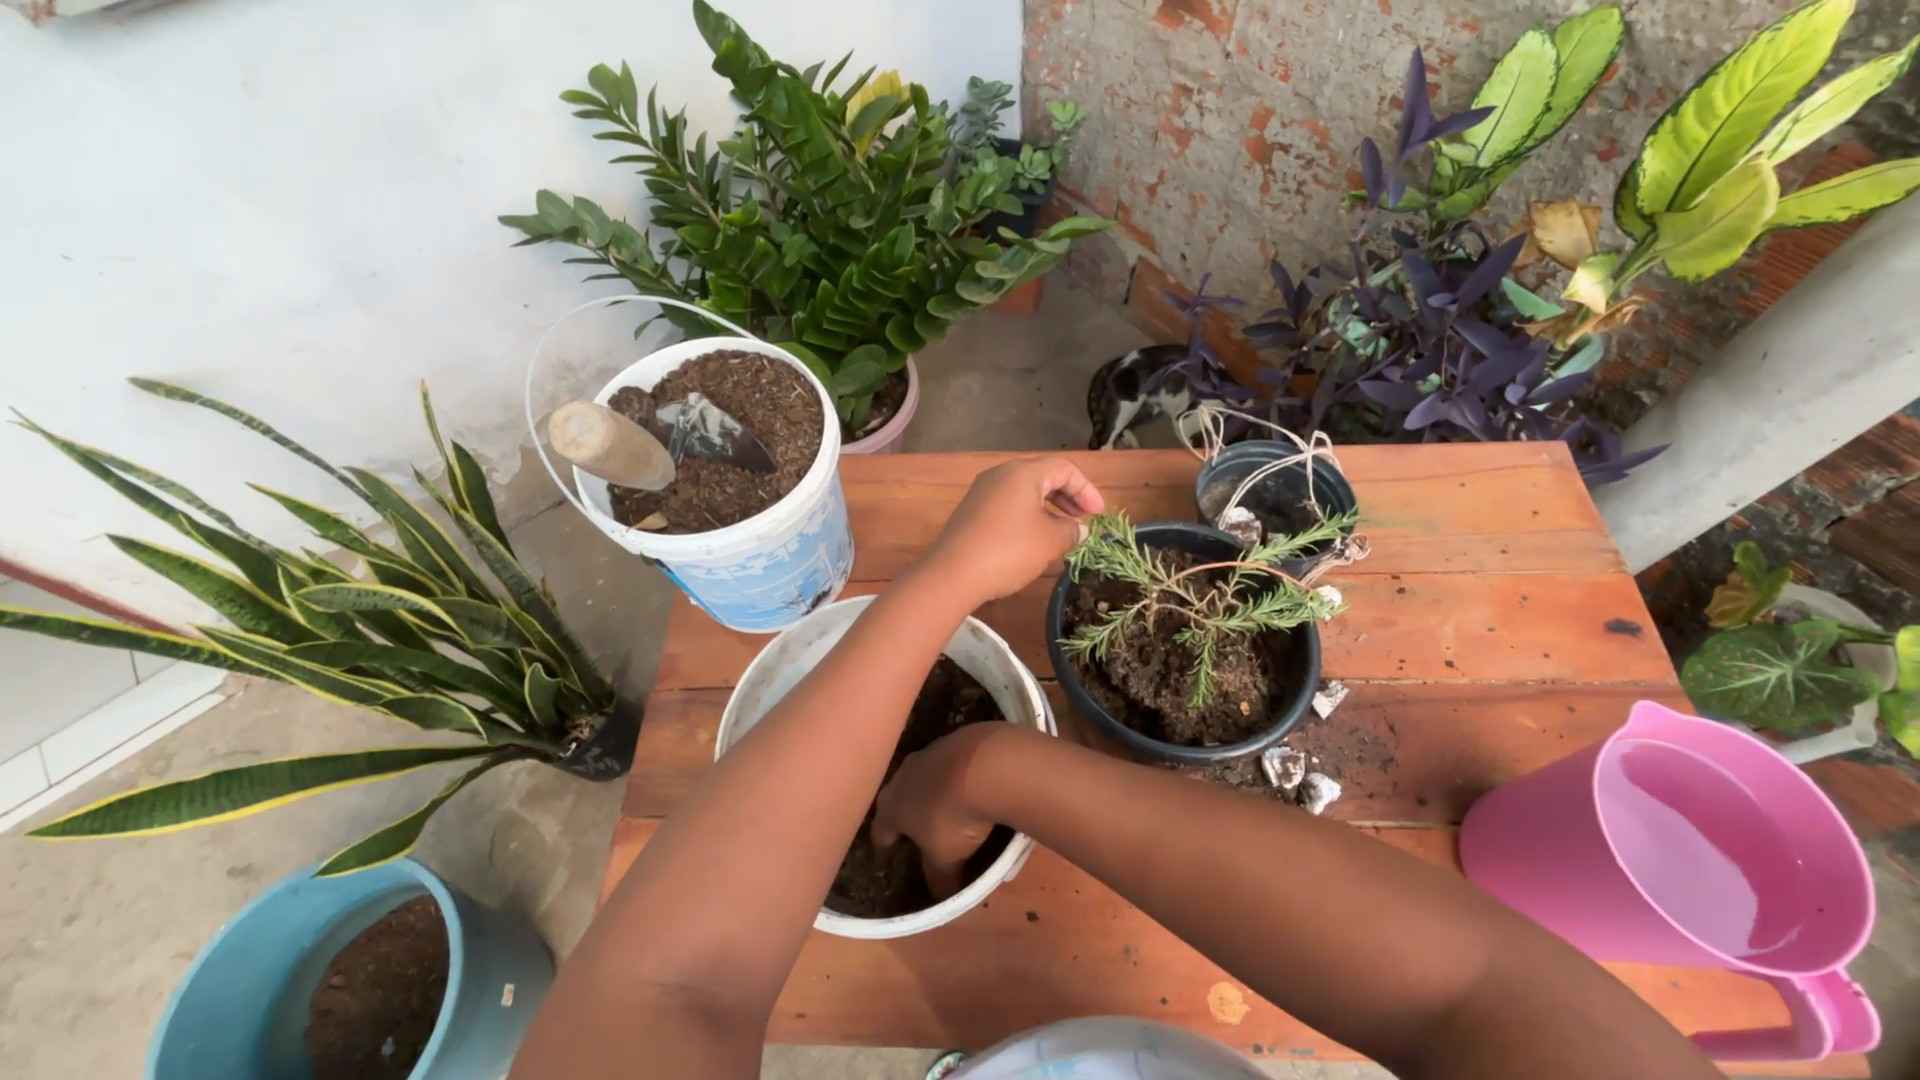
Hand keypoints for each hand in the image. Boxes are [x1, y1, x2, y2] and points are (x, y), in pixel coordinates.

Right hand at [870, 723, 1015, 898]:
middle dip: (905, 810)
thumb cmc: (954, 817)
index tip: (888, 848)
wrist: (986, 765)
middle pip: (898, 796)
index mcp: (892, 807)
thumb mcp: (947, 858)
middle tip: (916, 825)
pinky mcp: (954, 738)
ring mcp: (928, 753)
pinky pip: (949, 760)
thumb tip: (941, 896)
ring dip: (931, 787)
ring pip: (923, 774)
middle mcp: (903, 776)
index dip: (885, 841)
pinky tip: (969, 780)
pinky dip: (955, 771)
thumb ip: (940, 877)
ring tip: (945, 801)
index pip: (880, 828)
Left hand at [918, 457, 1104, 604]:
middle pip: (1043, 476)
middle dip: (1068, 497)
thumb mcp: (1049, 541)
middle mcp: (1000, 475)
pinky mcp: (971, 512)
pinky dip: (1028, 516)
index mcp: (1023, 473)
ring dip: (1049, 508)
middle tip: (1084, 520)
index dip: (1086, 489)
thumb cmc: (1008, 550)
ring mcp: (982, 493)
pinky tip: (1035, 539)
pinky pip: (1008, 506)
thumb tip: (1079, 529)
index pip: (1064, 468)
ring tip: (1063, 532)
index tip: (1098, 514)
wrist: (952, 574)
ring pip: (1025, 492)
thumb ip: (1070, 530)